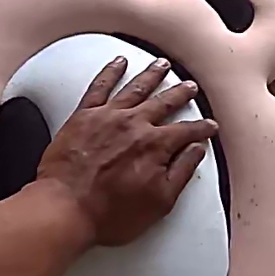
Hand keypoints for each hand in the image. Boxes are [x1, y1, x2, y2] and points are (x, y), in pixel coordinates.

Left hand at [34, 56, 219, 245]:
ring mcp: (108, 116)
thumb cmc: (109, 212)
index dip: (201, 129)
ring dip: (152, 75)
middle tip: (190, 87)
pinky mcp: (83, 116)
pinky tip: (119, 62)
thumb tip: (196, 151)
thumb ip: (181, 172)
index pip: (187, 131)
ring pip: (136, 88)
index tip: (208, 127)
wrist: (66, 207)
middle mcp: (134, 124)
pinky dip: (110, 71)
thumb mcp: (159, 202)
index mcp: (155, 145)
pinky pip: (99, 86)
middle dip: (180, 94)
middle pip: (164, 102)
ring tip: (163, 65)